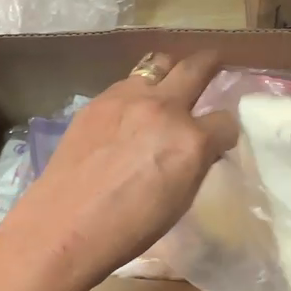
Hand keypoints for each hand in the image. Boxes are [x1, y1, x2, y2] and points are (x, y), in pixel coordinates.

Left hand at [0, 52, 236, 288]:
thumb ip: (195, 164)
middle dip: (211, 63)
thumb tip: (199, 149)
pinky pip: (127, 83)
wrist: (65, 225)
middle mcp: (164, 108)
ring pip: (158, 64)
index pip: (226, 121)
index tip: (220, 139)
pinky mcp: (98, 101)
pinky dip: (137, 91)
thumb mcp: (180, 201)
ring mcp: (127, 99)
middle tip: (216, 62)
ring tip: (169, 82)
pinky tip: (130, 111)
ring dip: (169, 70)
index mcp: (191, 140)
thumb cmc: (129, 228)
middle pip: (196, 67)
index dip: (225, 132)